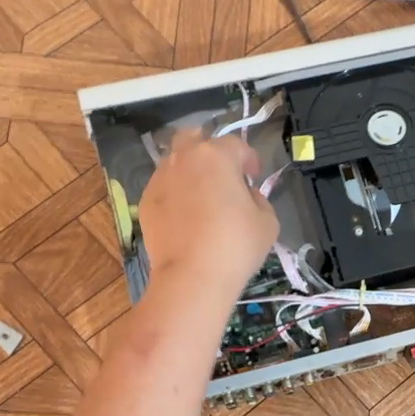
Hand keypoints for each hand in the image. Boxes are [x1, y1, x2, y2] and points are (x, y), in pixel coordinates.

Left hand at [136, 130, 278, 300]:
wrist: (192, 276)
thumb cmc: (236, 245)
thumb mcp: (268, 222)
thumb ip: (260, 200)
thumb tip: (247, 196)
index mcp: (217, 156)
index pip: (237, 145)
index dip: (249, 160)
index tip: (255, 176)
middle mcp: (184, 158)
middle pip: (195, 139)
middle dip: (210, 150)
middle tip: (222, 175)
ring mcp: (160, 178)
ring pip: (176, 163)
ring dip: (191, 173)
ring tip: (202, 198)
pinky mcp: (146, 201)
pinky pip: (165, 188)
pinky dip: (176, 195)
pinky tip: (186, 218)